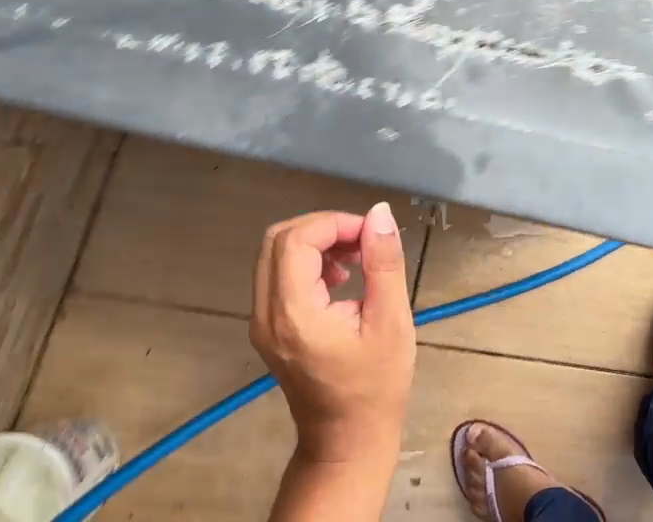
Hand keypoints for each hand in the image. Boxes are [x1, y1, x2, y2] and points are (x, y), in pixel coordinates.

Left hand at [250, 203, 415, 465]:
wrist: (348, 440)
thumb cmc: (376, 385)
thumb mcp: (391, 320)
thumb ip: (384, 262)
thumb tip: (379, 213)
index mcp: (294, 313)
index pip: (297, 239)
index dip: (335, 223)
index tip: (370, 235)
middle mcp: (266, 314)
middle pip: (278, 240)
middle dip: (324, 228)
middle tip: (363, 242)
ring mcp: (261, 323)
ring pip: (275, 254)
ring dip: (316, 243)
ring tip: (356, 260)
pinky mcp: (268, 328)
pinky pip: (278, 275)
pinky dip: (307, 262)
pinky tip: (340, 278)